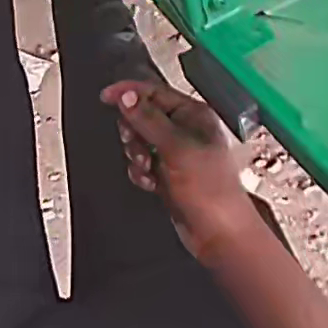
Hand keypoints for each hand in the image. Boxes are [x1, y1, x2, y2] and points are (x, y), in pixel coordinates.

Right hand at [100, 80, 265, 264]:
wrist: (220, 235)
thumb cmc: (211, 190)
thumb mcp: (176, 148)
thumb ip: (148, 119)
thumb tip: (126, 96)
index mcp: (193, 114)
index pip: (154, 92)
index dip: (129, 92)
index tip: (106, 96)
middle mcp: (185, 130)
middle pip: (143, 116)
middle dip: (134, 132)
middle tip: (137, 145)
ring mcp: (176, 153)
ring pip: (140, 141)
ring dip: (137, 155)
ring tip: (148, 168)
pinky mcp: (168, 174)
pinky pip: (142, 163)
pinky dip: (141, 172)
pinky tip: (151, 182)